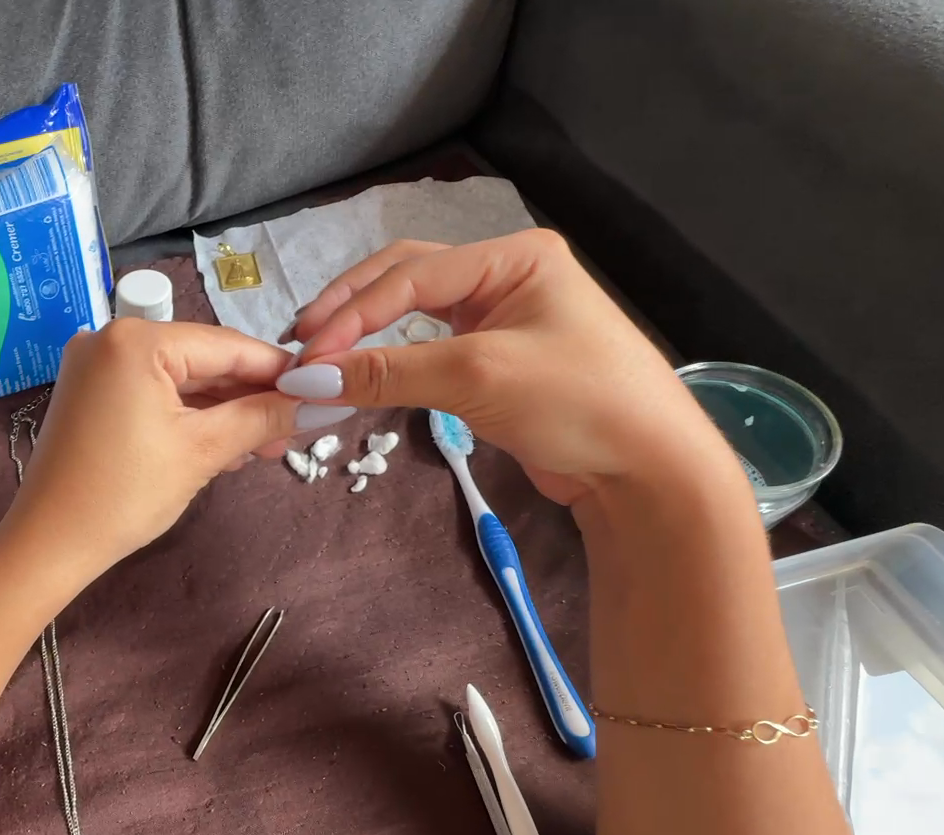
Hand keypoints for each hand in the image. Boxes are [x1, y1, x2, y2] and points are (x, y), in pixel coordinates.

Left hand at [0, 320, 352, 574]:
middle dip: (248, 399)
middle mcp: (110, 338)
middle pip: (201, 361)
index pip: (226, 345)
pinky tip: (221, 445)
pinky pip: (152, 395)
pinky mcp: (89, 395)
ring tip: (260, 449)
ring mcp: (95, 367)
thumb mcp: (202, 452)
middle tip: (291, 433)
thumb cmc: (125, 495)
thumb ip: (262, 417)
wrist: (50, 544)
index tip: (320, 393)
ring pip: (178, 381)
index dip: (278, 371)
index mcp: (136, 339)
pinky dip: (185, 417)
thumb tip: (321, 400)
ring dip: (220, 412)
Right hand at [277, 229, 737, 506]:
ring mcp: (498, 315)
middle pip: (404, 279)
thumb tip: (304, 382)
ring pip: (411, 312)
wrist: (643, 469)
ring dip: (364, 331)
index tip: (304, 359)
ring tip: (319, 354)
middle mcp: (504, 275)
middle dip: (349, 309)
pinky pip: (425, 345)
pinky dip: (387, 356)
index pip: (409, 276)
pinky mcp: (491, 357)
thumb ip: (386, 373)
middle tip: (300, 343)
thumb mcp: (474, 378)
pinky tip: (360, 367)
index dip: (350, 315)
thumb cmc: (574, 402)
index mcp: (513, 256)